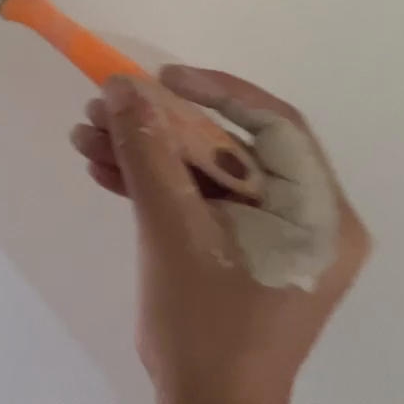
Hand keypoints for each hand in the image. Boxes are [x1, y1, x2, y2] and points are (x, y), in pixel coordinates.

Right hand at [71, 67, 370, 403]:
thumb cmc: (206, 324)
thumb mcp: (171, 228)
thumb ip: (147, 150)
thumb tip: (121, 85)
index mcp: (316, 216)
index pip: (276, 126)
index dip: (216, 91)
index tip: (159, 78)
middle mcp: (303, 221)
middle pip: (228, 146)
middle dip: (159, 124)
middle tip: (105, 107)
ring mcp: (270, 237)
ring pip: (204, 170)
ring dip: (145, 150)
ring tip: (87, 135)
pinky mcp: (238, 251)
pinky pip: (196, 199)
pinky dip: (151, 181)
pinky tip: (102, 167)